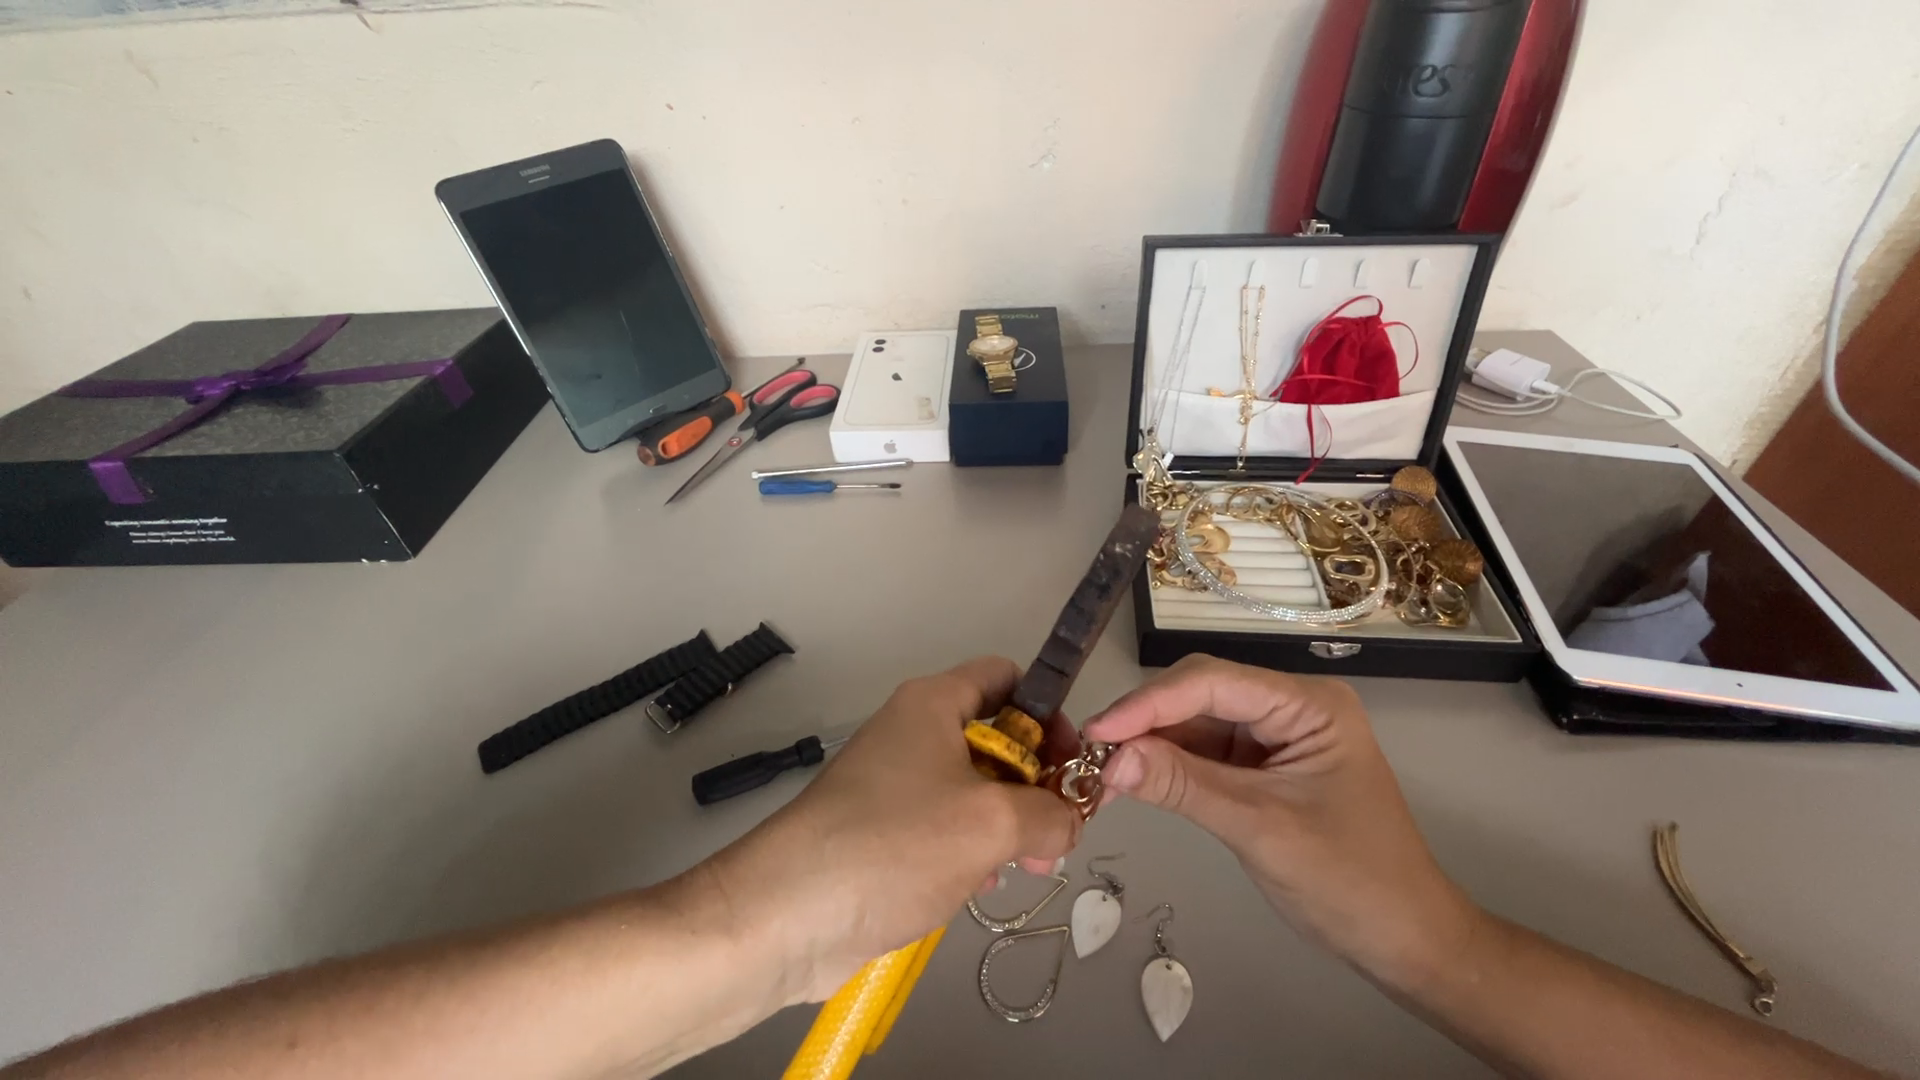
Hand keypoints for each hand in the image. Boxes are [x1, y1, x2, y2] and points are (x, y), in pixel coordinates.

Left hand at [702, 657, 1082, 1002]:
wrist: (789, 913)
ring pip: (976, 787)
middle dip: (1037, 780)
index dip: (1048, 711)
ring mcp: (897, 783)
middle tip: (1060, 828)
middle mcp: (915, 732)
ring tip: (1031, 865)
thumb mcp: (991, 822)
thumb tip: (1070, 820)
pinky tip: (984, 885)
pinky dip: (975, 848)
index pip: (1005, 677)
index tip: (1072, 761)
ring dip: (1011, 822)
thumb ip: (1050, 813)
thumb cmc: (895, 843)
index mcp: (934, 704)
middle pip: (997, 737)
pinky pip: (947, 825)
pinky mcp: (887, 831)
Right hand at [1083, 655, 1474, 987]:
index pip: (1213, 683)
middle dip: (1145, 720)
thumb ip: (1184, 787)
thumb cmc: (1350, 881)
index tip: (1097, 732)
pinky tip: (1130, 779)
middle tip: (1092, 754)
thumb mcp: (1261, 829)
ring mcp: (1271, 735)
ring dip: (1147, 744)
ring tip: (1100, 771)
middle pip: (1198, 693)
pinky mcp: (1257, 765)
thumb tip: (1111, 758)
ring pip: (1193, 721)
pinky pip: (1199, 752)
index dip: (1149, 703)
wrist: (1405, 941)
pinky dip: (1164, 766)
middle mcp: (1287, 706)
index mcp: (1307, 704)